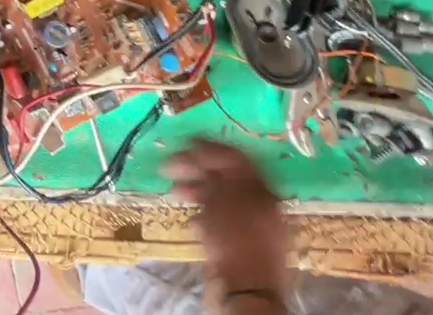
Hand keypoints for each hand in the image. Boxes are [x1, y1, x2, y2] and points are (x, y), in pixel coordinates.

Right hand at [162, 139, 287, 298]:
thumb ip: (214, 174)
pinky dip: (204, 213)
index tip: (184, 141)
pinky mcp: (240, 242)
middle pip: (226, 176)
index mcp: (262, 191)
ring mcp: (252, 225)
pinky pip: (220, 218)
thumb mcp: (220, 200)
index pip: (235, 157)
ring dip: (196, 191)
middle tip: (171, 166)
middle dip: (197, 169)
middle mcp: (261, 205)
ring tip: (175, 192)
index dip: (209, 146)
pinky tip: (192, 219)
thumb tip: (203, 151)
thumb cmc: (234, 240)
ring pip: (221, 197)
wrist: (245, 292)